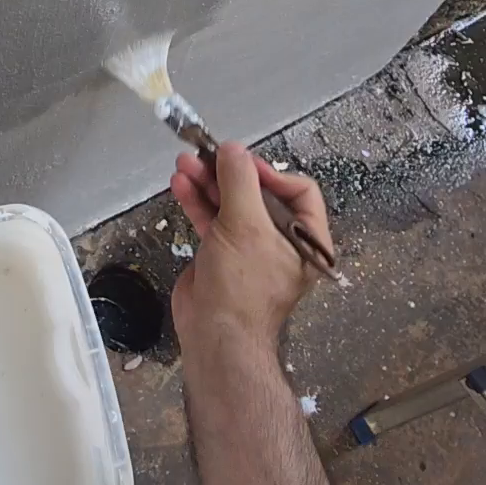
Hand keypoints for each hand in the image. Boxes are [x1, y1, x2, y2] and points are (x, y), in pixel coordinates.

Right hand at [169, 143, 332, 349]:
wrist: (215, 336)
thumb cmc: (242, 284)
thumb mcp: (245, 225)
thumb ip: (239, 181)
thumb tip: (233, 149)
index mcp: (305, 238)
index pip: (298, 190)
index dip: (269, 172)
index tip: (241, 162)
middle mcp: (280, 240)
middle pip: (256, 192)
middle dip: (228, 172)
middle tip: (204, 154)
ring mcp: (248, 247)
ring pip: (229, 202)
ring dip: (207, 181)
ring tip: (185, 163)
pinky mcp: (221, 253)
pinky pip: (211, 219)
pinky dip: (197, 200)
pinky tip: (181, 184)